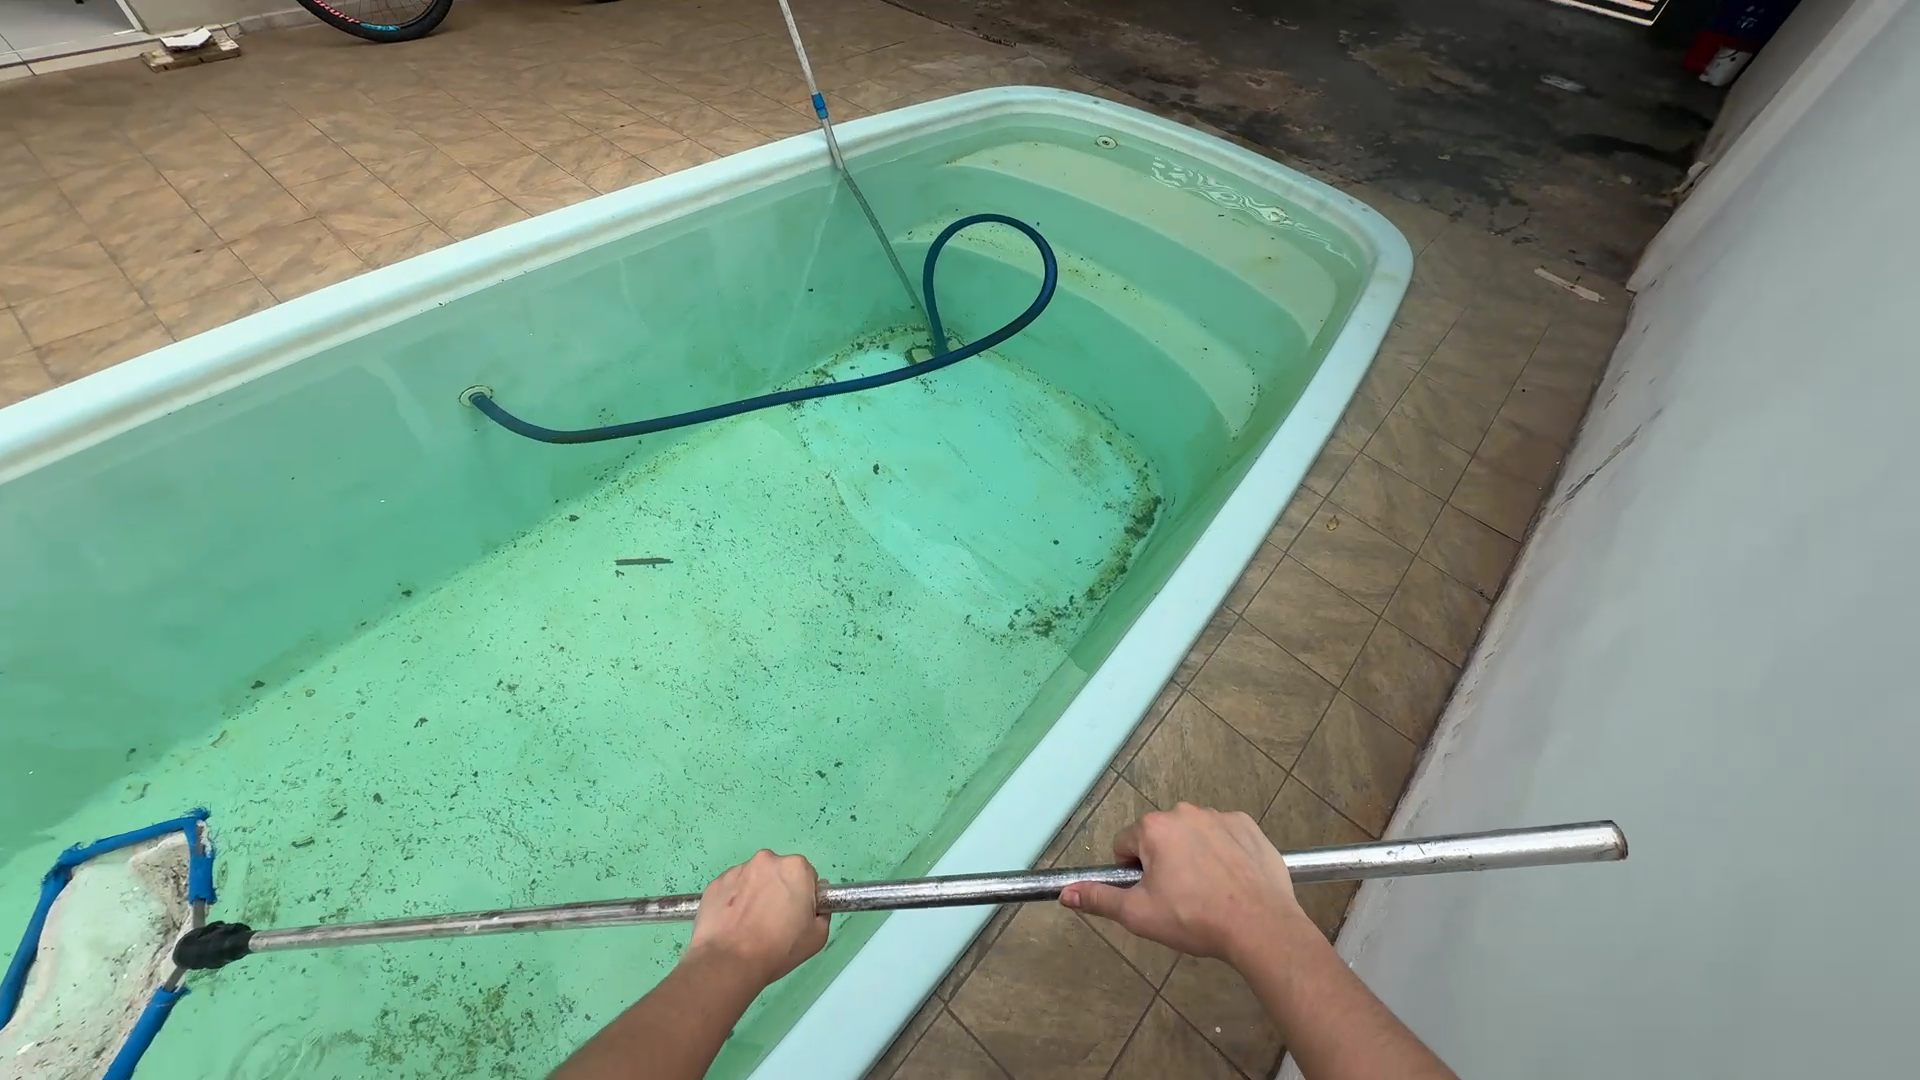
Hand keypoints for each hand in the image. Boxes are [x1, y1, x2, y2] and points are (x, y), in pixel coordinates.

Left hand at [685, 850, 829, 987]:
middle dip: (777, 890)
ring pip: (753, 879)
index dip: (802, 897)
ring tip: (748, 925)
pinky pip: (731, 889)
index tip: (794, 916)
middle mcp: (767, 860)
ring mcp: (738, 870)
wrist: (729, 963)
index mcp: (796, 867)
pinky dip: (733, 901)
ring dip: (754, 894)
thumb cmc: (778, 949)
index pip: (806, 876)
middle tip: (772, 921)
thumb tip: (813, 906)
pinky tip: (732, 924)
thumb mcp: (817, 937)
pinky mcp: (715, 883)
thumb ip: (822, 913)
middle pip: (778, 873)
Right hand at [1059, 803, 1308, 964]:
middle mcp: (1183, 811)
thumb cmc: (1194, 919)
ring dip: (1193, 855)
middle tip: (1180, 898)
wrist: (1261, 926)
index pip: (1125, 845)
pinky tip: (1233, 880)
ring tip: (1210, 893)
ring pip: (1192, 835)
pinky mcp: (1248, 825)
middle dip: (1163, 862)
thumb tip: (1065, 893)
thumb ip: (1100, 898)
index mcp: (1153, 828)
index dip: (1133, 873)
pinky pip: (1225, 835)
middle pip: (1159, 837)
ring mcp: (1219, 815)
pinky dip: (1224, 852)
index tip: (1152, 895)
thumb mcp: (1139, 914)